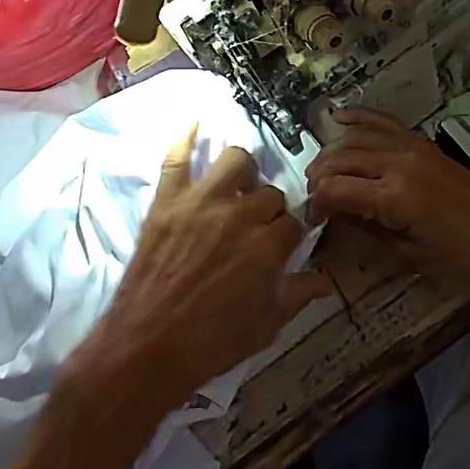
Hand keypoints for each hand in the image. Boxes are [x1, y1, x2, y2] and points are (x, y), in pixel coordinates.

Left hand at [72, 128, 330, 409]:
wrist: (147, 346)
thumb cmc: (210, 343)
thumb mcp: (265, 326)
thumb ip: (296, 295)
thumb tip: (322, 279)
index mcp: (267, 246)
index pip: (294, 224)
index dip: (290, 235)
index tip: (283, 246)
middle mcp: (239, 215)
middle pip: (270, 193)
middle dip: (270, 210)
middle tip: (257, 229)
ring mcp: (201, 202)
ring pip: (235, 160)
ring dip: (243, 172)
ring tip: (238, 187)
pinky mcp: (167, 200)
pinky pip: (176, 158)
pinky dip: (183, 137)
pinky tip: (192, 122)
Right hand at [306, 107, 469, 279]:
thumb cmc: (465, 254)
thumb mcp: (411, 255)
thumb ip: (369, 232)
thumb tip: (336, 218)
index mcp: (394, 197)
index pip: (336, 190)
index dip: (317, 203)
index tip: (312, 218)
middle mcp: (398, 164)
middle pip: (340, 160)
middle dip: (318, 176)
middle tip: (311, 196)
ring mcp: (411, 148)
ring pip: (356, 138)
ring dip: (332, 151)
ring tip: (318, 169)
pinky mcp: (421, 142)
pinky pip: (383, 122)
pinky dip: (360, 117)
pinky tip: (340, 116)